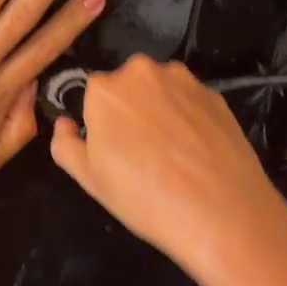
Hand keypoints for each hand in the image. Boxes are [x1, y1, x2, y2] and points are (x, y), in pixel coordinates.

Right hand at [50, 56, 286, 273]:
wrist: (222, 214)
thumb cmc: (144, 197)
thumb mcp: (89, 180)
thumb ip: (64, 145)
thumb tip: (65, 124)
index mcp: (104, 89)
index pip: (93, 96)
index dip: (101, 124)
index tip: (113, 151)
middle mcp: (141, 71)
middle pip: (127, 87)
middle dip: (130, 111)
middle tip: (141, 153)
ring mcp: (182, 80)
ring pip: (160, 91)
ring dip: (160, 111)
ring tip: (173, 155)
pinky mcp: (215, 94)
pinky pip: (190, 102)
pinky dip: (190, 119)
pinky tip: (198, 153)